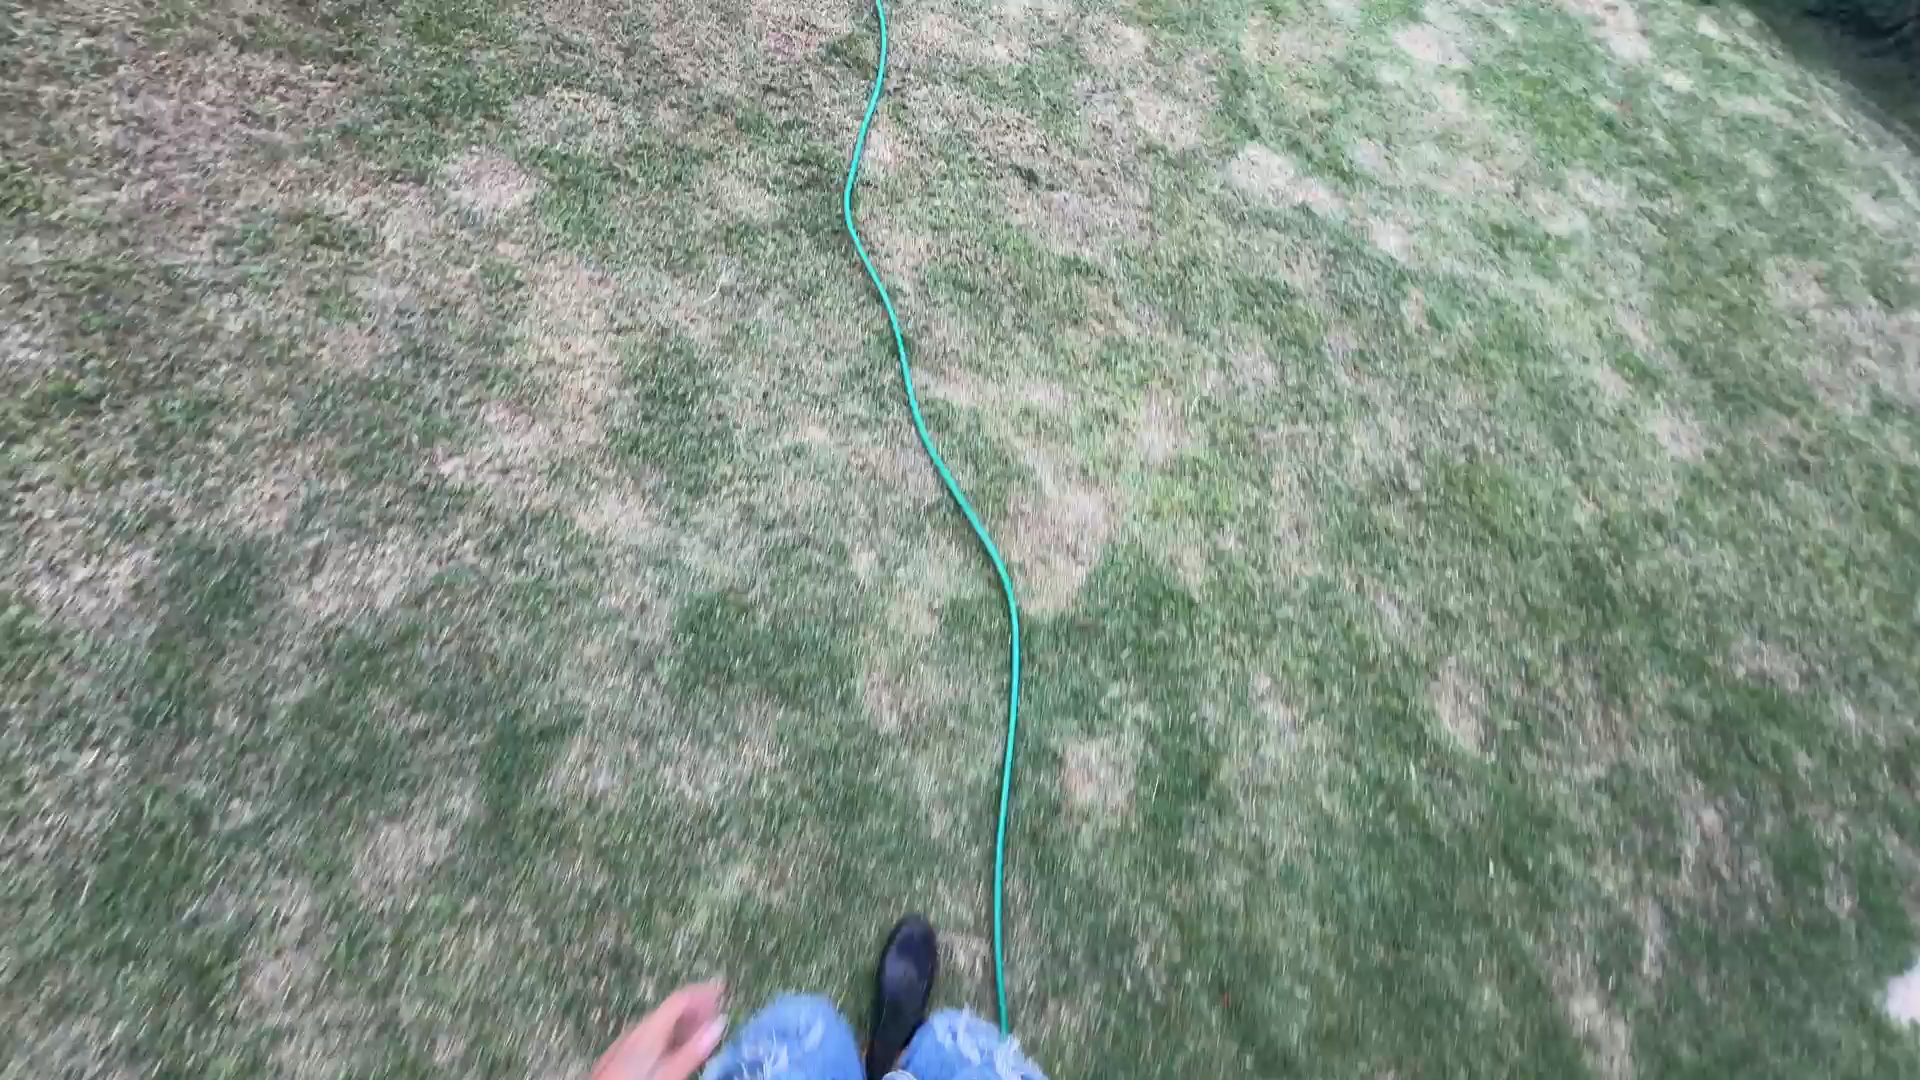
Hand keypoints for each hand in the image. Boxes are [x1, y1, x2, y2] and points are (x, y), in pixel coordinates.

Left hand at [591, 980, 729, 1079]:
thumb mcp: (669, 1072)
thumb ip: (694, 1049)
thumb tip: (721, 1022)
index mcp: (651, 1025)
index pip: (681, 996)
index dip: (704, 989)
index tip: (723, 987)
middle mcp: (638, 1027)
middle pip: (671, 1008)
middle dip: (697, 1007)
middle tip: (718, 1010)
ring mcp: (627, 1040)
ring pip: (661, 1022)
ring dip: (684, 1022)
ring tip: (702, 1031)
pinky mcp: (620, 1054)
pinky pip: (651, 1035)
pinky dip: (670, 1035)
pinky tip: (675, 1048)